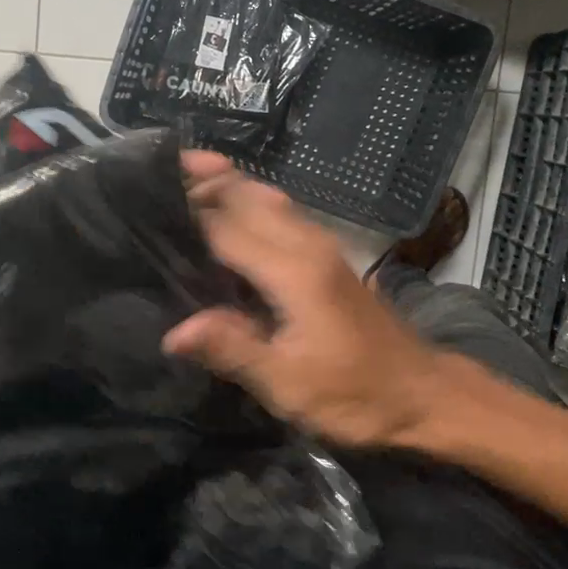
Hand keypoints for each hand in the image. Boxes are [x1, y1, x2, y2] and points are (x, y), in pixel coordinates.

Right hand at [166, 151, 455, 448]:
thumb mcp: (290, 384)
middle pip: (248, 196)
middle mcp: (308, 245)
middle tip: (156, 173)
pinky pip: (282, 212)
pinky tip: (232, 211)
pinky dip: (250, 200)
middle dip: (205, 180)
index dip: (185, 212)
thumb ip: (233, 350)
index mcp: (293, 271)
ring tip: (186, 175)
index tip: (141, 201)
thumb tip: (174, 332)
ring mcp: (323, 247)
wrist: (426, 395)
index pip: (226, 228)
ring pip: (269, 198)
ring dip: (229, 184)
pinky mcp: (330, 257)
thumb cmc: (357, 395)